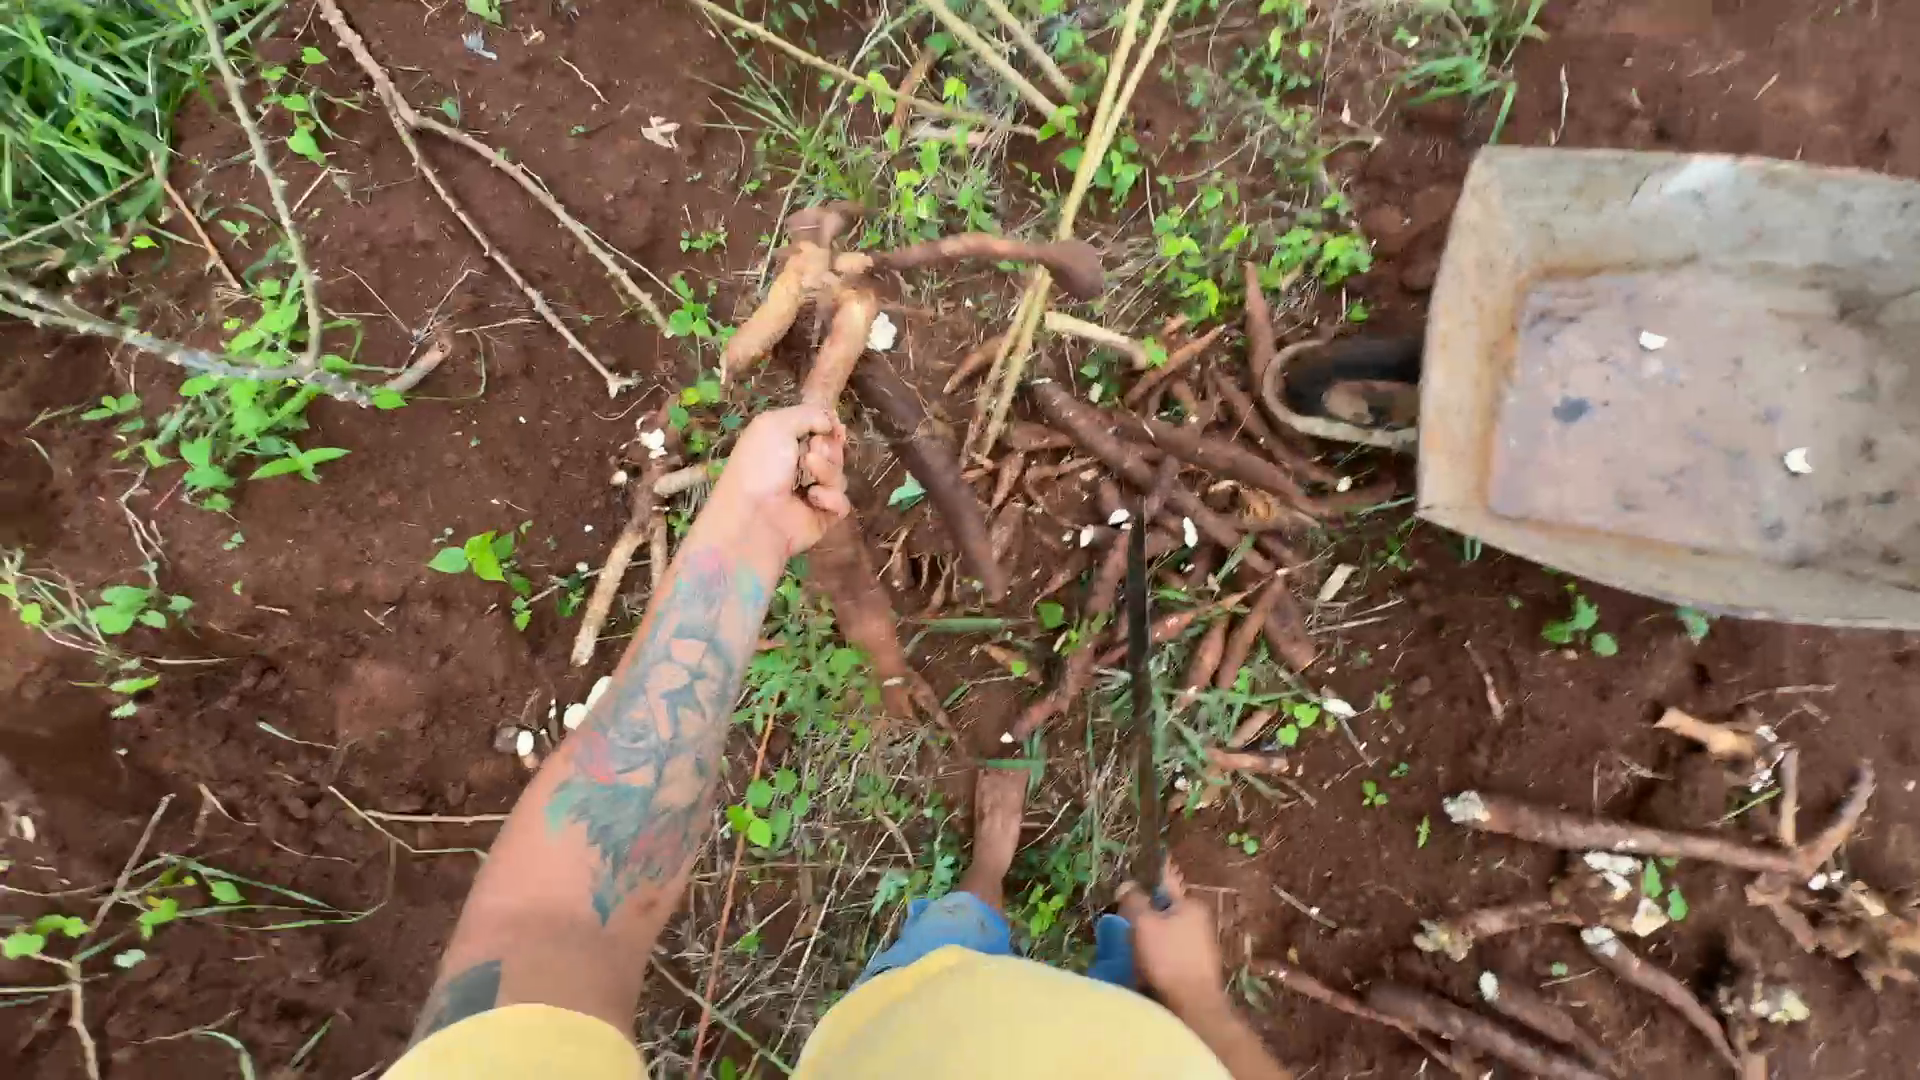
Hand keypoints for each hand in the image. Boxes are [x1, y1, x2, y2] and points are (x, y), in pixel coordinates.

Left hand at [707, 404, 850, 556]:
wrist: (756, 516)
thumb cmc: (760, 466)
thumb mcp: (775, 425)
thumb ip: (807, 414)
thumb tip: (830, 421)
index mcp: (784, 444)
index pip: (819, 431)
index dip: (829, 427)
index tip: (833, 427)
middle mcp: (799, 467)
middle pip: (834, 451)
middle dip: (827, 449)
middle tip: (810, 455)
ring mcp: (812, 493)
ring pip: (839, 475)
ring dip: (827, 472)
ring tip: (808, 478)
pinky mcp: (823, 516)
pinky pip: (842, 502)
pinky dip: (831, 499)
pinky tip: (813, 500)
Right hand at [1118, 862, 1226, 1015]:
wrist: (1193, 1009)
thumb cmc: (1169, 958)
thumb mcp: (1144, 922)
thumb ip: (1134, 899)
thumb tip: (1127, 886)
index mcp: (1191, 905)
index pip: (1164, 882)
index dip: (1146, 878)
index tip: (1131, 875)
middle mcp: (1199, 922)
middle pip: (1162, 910)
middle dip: (1143, 915)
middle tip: (1122, 920)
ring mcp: (1199, 947)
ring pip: (1164, 933)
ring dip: (1147, 937)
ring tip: (1128, 946)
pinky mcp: (1194, 970)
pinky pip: (1168, 954)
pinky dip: (1155, 956)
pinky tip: (1141, 966)